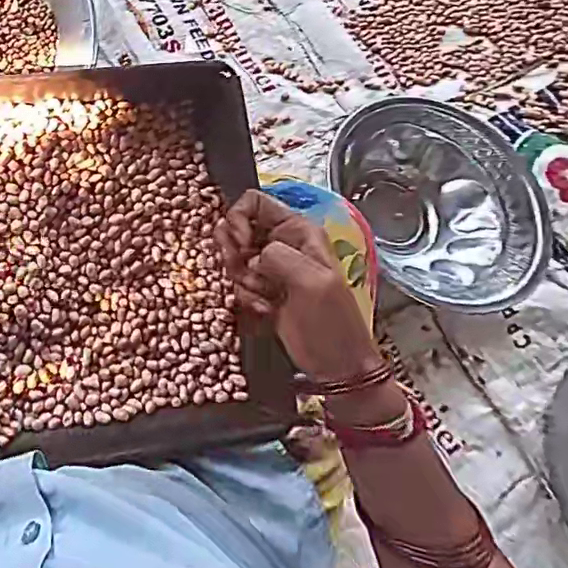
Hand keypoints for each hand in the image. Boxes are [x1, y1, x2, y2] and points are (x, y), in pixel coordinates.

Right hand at [215, 190, 379, 383]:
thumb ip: (279, 256)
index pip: (253, 202)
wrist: (336, 365)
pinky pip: (234, 282)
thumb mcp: (312, 282)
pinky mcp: (259, 289)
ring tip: (264, 298)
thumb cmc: (332, 324)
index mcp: (298, 230)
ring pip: (231, 257)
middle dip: (233, 253)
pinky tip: (264, 310)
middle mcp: (281, 242)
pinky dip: (242, 297)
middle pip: (234, 229)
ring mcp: (269, 267)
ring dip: (239, 280)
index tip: (242, 245)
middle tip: (247, 275)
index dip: (238, 219)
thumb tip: (252, 254)